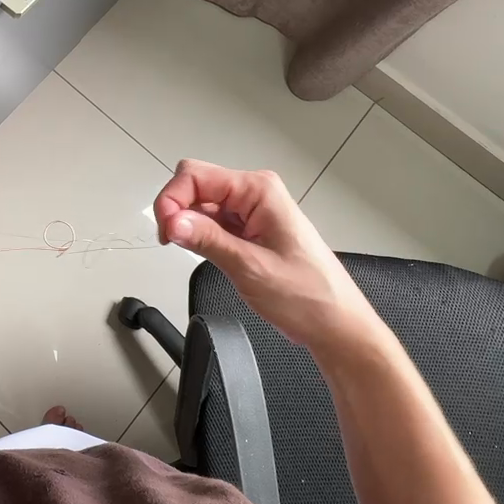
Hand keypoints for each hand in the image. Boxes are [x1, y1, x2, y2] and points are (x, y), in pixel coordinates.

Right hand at [153, 159, 382, 356]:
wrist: (337, 327)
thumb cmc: (308, 298)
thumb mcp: (251, 268)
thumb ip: (207, 240)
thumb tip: (171, 221)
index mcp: (259, 190)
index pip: (195, 175)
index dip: (171, 199)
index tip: (165, 232)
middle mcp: (254, 193)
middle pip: (194, 184)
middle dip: (176, 210)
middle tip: (173, 242)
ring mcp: (251, 209)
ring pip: (199, 203)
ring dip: (188, 224)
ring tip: (198, 253)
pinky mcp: (247, 227)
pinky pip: (210, 220)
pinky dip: (199, 234)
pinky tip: (207, 253)